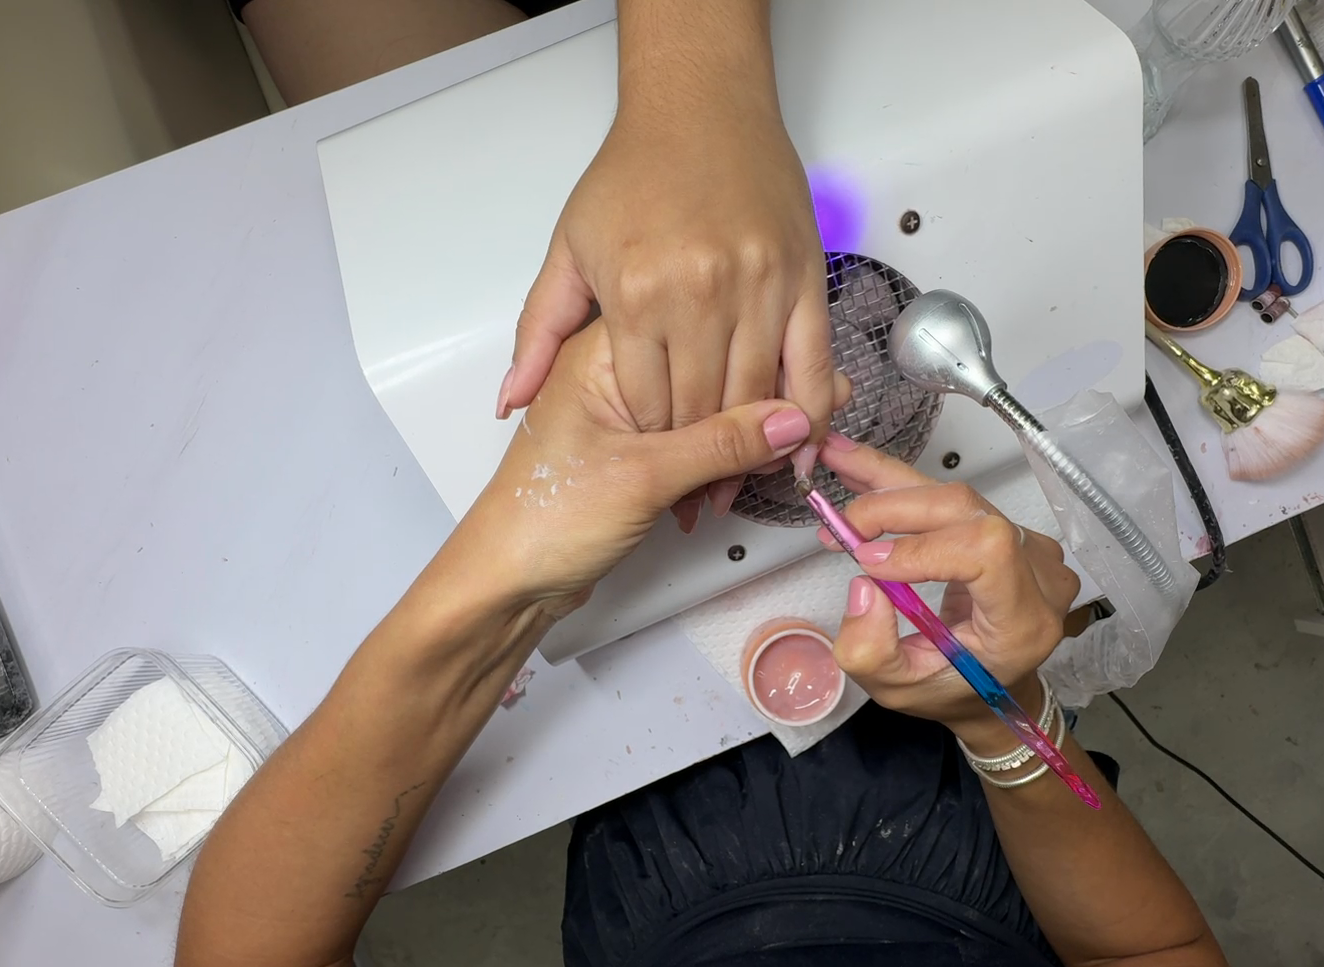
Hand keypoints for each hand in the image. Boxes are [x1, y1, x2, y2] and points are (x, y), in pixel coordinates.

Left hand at [449, 320, 813, 622]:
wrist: (508, 577)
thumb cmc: (546, 519)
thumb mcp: (643, 476)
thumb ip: (721, 442)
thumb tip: (793, 421)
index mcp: (605, 349)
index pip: (703, 333)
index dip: (760, 373)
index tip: (805, 412)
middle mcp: (620, 365)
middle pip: (716, 366)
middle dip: (765, 408)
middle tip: (806, 446)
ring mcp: (631, 404)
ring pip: (712, 401)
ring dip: (750, 436)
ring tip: (789, 462)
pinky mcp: (639, 441)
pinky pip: (698, 433)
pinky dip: (728, 453)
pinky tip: (757, 468)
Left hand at [499, 90, 835, 523]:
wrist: (700, 104)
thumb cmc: (633, 176)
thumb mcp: (568, 253)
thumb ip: (539, 335)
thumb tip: (509, 400)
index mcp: (637, 296)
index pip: (653, 409)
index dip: (658, 453)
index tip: (663, 484)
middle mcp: (701, 295)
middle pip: (705, 413)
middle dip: (704, 470)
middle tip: (703, 503)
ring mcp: (758, 287)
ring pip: (761, 398)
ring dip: (755, 452)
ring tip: (746, 484)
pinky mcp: (803, 281)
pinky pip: (814, 368)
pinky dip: (812, 416)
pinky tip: (803, 449)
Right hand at [818, 436, 1081, 741]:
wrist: (992, 685)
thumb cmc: (950, 690)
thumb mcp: (898, 691)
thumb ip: (871, 651)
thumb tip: (863, 584)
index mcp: (1022, 621)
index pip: (987, 552)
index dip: (922, 547)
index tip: (866, 561)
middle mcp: (1038, 573)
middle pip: (966, 510)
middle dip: (893, 510)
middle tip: (838, 528)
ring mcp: (1029, 545)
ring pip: (954, 495)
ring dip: (888, 485)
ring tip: (833, 460)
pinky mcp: (1008, 527)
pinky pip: (952, 497)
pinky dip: (900, 483)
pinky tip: (858, 463)